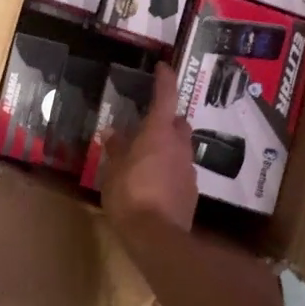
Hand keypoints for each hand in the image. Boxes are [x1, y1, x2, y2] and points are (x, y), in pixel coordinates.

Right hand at [101, 61, 197, 234]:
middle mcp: (178, 146)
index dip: (165, 79)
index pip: (166, 96)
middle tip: (148, 125)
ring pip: (181, 148)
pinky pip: (180, 172)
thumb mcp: (113, 170)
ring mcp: (188, 170)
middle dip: (167, 120)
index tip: (163, 67)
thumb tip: (113, 132)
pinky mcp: (191, 192)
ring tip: (146, 158)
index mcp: (158, 133)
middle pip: (178, 123)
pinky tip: (154, 184)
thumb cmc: (130, 195)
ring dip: (167, 147)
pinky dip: (169, 170)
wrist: (158, 238)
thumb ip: (116, 148)